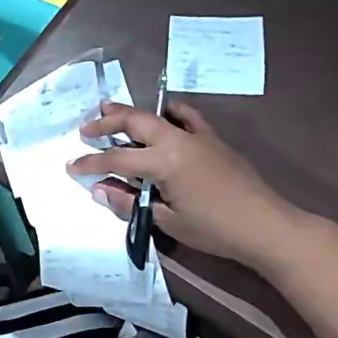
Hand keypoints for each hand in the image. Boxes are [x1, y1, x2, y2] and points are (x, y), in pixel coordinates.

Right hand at [67, 100, 310, 269]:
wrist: (266, 226)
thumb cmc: (214, 229)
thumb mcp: (167, 221)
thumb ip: (130, 203)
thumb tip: (100, 190)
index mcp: (164, 162)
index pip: (116, 158)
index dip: (90, 163)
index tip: (71, 167)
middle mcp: (177, 141)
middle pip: (134, 122)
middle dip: (105, 123)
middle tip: (85, 129)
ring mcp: (197, 137)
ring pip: (157, 115)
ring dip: (131, 112)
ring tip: (109, 108)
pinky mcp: (213, 140)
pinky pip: (189, 117)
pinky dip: (172, 112)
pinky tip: (164, 113)